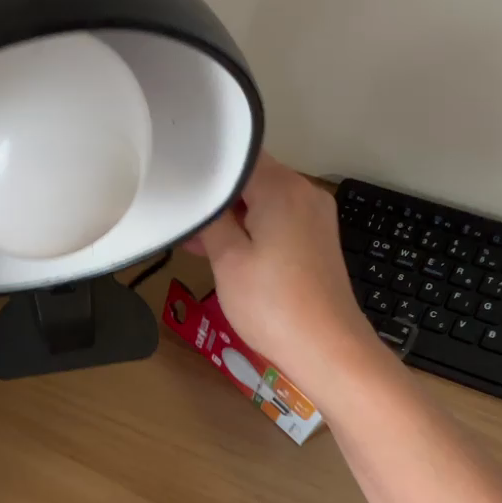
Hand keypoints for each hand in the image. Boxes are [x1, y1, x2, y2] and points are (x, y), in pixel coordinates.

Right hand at [189, 156, 388, 392]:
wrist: (325, 346)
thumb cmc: (271, 302)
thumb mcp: (227, 259)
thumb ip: (211, 221)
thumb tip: (201, 200)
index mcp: (282, 188)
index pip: (239, 156)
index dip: (206, 165)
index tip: (176, 180)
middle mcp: (305, 193)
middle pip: (253, 178)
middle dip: (218, 196)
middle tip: (182, 219)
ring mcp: (315, 217)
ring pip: (265, 201)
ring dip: (233, 217)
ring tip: (198, 242)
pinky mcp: (317, 240)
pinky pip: (278, 221)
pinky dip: (253, 230)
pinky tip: (229, 253)